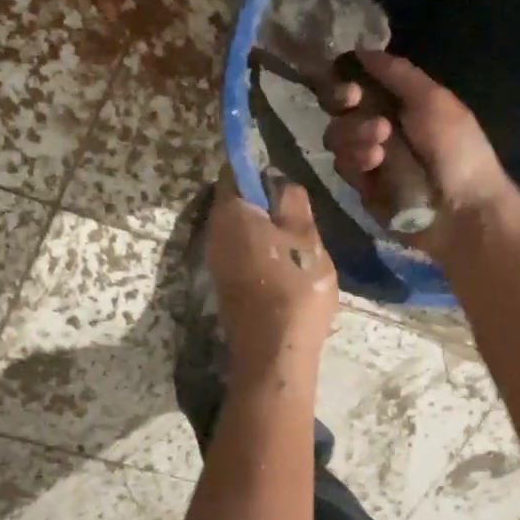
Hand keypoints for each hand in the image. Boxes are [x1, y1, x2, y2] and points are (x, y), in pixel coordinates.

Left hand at [203, 169, 337, 380]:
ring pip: (238, 227)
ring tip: (297, 235)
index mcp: (230, 212)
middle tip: (298, 206)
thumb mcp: (306, 237)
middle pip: (234, 200)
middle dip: (263, 198)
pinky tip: (285, 260)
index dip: (257, 164)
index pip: (234, 170)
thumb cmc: (294, 288)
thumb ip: (292, 202)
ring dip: (263, 225)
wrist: (273, 355)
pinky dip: (259, 247)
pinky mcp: (224, 282)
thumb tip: (279, 181)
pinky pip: (239, 250)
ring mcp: (215, 259)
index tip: (283, 172)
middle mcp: (214, 231)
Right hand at [322, 49, 519, 255]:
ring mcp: (368, 158)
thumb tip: (362, 49)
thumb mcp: (434, 101)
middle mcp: (378, 126)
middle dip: (347, 110)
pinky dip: (357, 162)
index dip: (345, 82)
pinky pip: (342, 167)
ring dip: (355, 137)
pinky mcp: (361, 188)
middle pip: (337, 109)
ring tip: (380, 150)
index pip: (356, 83)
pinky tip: (376, 166)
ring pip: (335, 137)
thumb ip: (397, 73)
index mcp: (397, 103)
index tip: (351, 88)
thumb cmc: (457, 149)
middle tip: (368, 118)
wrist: (464, 210)